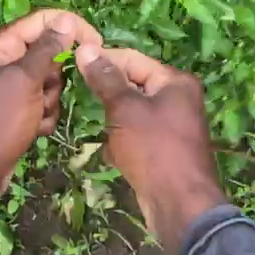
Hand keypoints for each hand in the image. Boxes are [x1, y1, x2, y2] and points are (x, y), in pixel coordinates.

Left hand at [0, 10, 100, 254]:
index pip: (42, 21)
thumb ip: (47, 48)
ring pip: (49, 81)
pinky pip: (43, 102)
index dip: (70, 27)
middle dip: (53, 78)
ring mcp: (9, 86)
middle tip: (42, 94)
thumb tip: (65, 21)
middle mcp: (2, 61)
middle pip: (47, 54)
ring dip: (49, 100)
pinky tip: (32, 130)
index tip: (96, 41)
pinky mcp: (16, 108)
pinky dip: (43, 116)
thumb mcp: (25, 80)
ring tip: (33, 116)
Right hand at [75, 44, 227, 254]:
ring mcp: (173, 127)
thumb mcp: (125, 109)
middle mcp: (178, 99)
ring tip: (105, 135)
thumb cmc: (153, 149)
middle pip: (133, 86)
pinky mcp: (165, 150)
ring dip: (114, 124)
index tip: (74, 63)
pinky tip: (114, 156)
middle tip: (83, 101)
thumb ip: (105, 79)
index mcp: (175, 82)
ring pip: (132, 114)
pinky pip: (137, 137)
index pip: (133, 59)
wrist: (180, 205)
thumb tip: (85, 48)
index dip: (103, 60)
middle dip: (109, 97)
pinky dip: (123, 144)